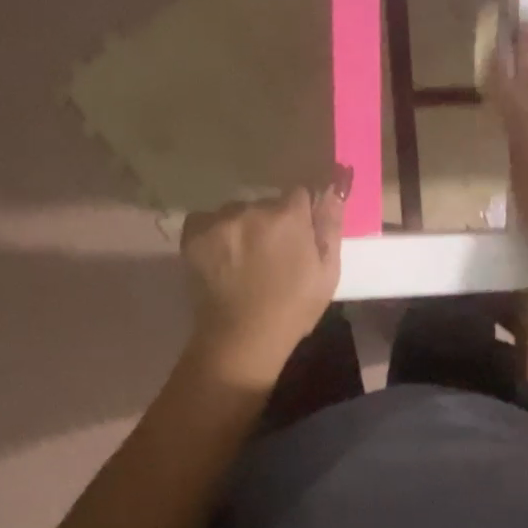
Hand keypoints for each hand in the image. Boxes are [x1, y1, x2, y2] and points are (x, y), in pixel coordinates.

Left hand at [180, 184, 343, 383]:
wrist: (242, 338)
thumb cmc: (293, 309)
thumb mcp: (327, 272)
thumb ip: (330, 226)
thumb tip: (334, 189)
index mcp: (289, 216)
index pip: (299, 192)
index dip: (300, 214)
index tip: (298, 235)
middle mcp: (252, 209)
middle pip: (266, 203)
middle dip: (271, 222)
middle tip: (271, 255)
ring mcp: (219, 221)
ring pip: (236, 211)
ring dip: (242, 227)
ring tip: (243, 260)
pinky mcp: (193, 234)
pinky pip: (205, 220)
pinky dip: (213, 232)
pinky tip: (220, 257)